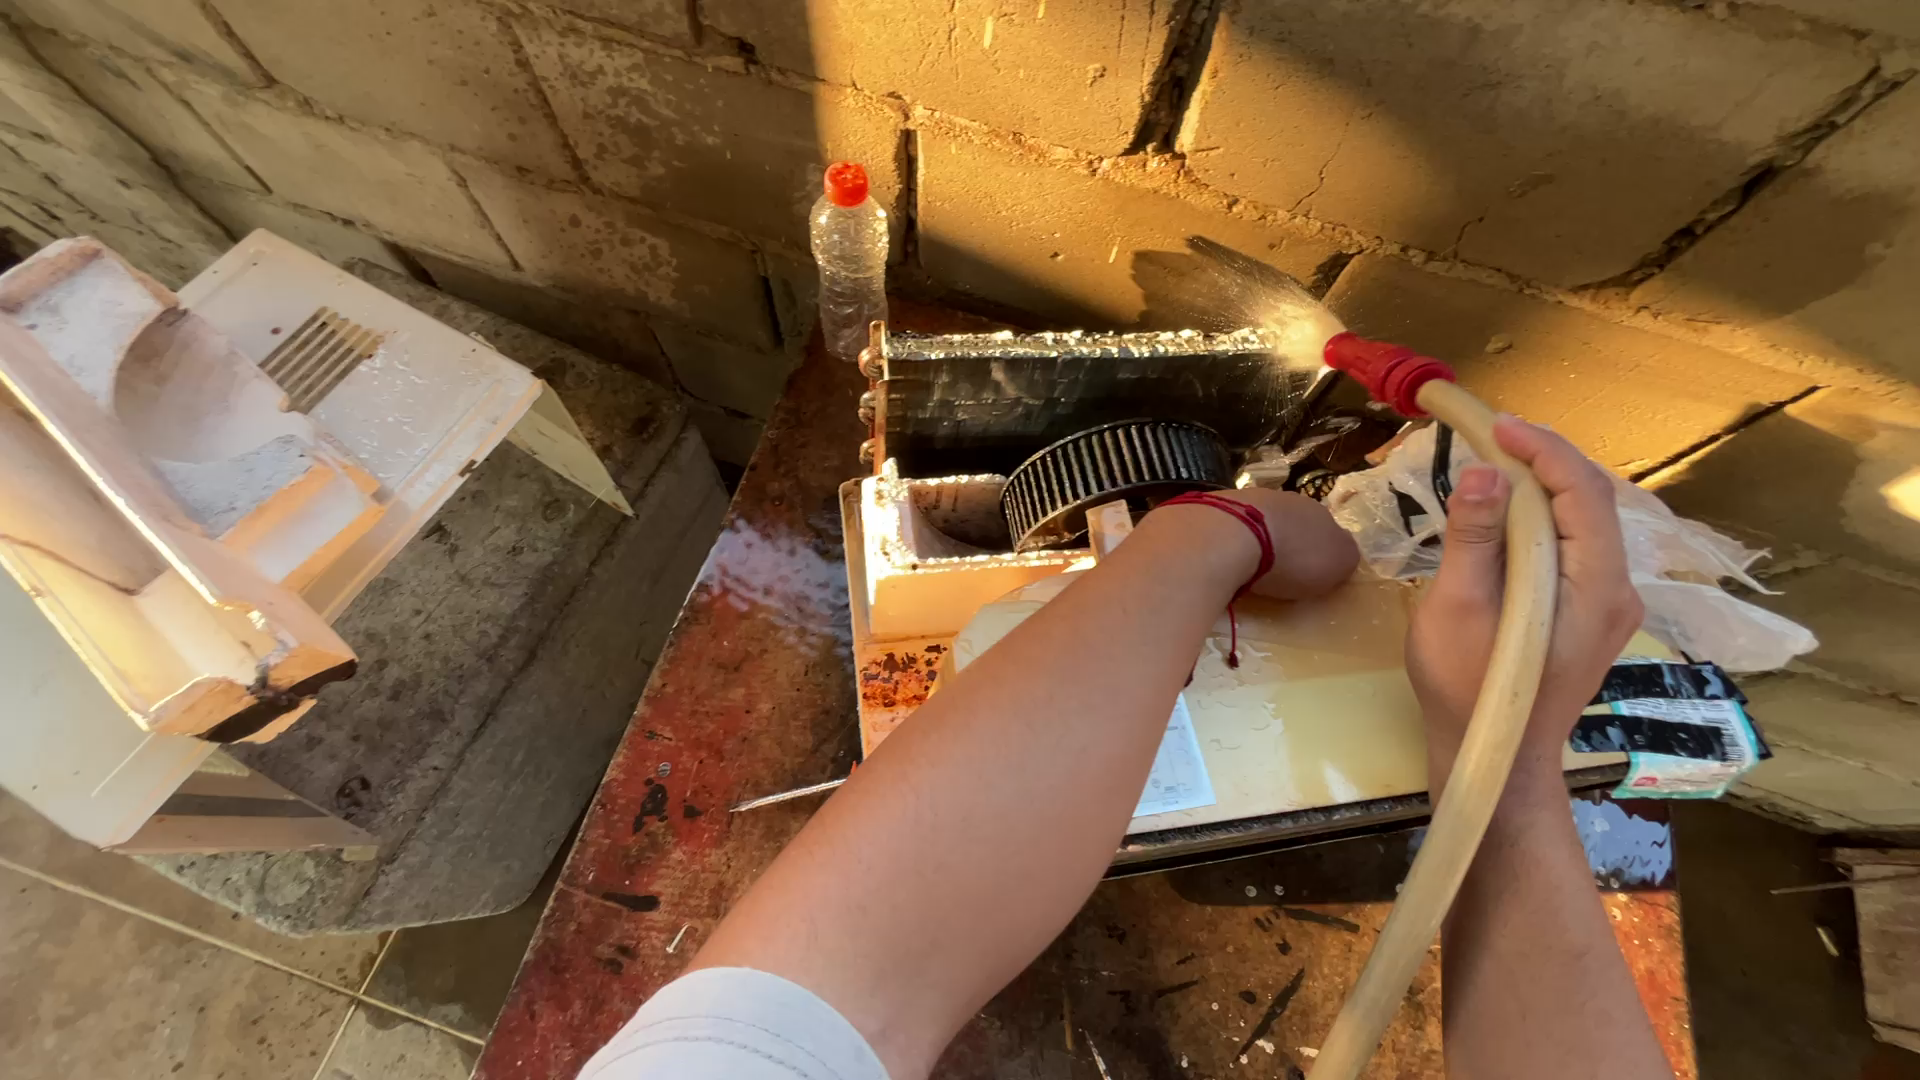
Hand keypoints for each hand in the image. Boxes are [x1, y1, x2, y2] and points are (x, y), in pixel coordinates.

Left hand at [1147, 488, 1359, 600]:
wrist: (1228, 536)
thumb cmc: (1291, 554)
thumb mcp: (1337, 563)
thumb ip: (1342, 557)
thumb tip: (1339, 553)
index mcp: (1312, 509)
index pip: (1319, 526)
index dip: (1312, 549)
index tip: (1303, 572)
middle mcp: (1275, 498)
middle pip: (1281, 522)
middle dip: (1276, 544)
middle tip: (1268, 572)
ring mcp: (1235, 501)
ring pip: (1247, 523)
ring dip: (1244, 543)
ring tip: (1237, 569)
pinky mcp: (1202, 513)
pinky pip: (1217, 532)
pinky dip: (1217, 547)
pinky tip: (1213, 562)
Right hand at [1404, 418, 1643, 766]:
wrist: (1493, 753)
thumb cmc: (1467, 684)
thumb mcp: (1459, 609)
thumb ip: (1475, 541)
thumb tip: (1484, 472)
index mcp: (1593, 587)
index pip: (1584, 495)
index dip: (1545, 451)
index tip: (1496, 425)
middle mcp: (1616, 589)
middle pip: (1590, 504)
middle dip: (1544, 460)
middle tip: (1491, 436)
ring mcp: (1605, 604)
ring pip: (1582, 525)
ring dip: (1540, 487)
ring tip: (1494, 462)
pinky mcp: (1585, 615)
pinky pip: (1570, 548)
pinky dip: (1539, 518)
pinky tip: (1506, 514)